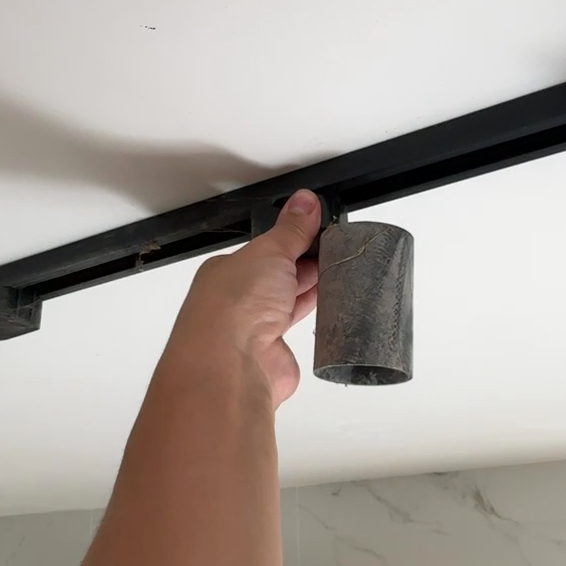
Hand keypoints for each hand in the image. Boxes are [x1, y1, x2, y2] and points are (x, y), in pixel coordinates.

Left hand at [161, 189, 322, 405]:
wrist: (231, 364)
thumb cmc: (235, 305)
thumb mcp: (270, 252)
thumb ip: (292, 229)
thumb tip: (304, 201)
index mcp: (228, 270)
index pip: (265, 250)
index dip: (293, 240)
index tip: (321, 232)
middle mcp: (237, 300)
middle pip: (278, 277)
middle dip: (305, 266)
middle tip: (337, 252)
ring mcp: (255, 329)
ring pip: (288, 303)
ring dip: (309, 292)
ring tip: (337, 276)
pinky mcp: (274, 353)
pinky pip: (297, 330)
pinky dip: (312, 319)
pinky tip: (327, 310)